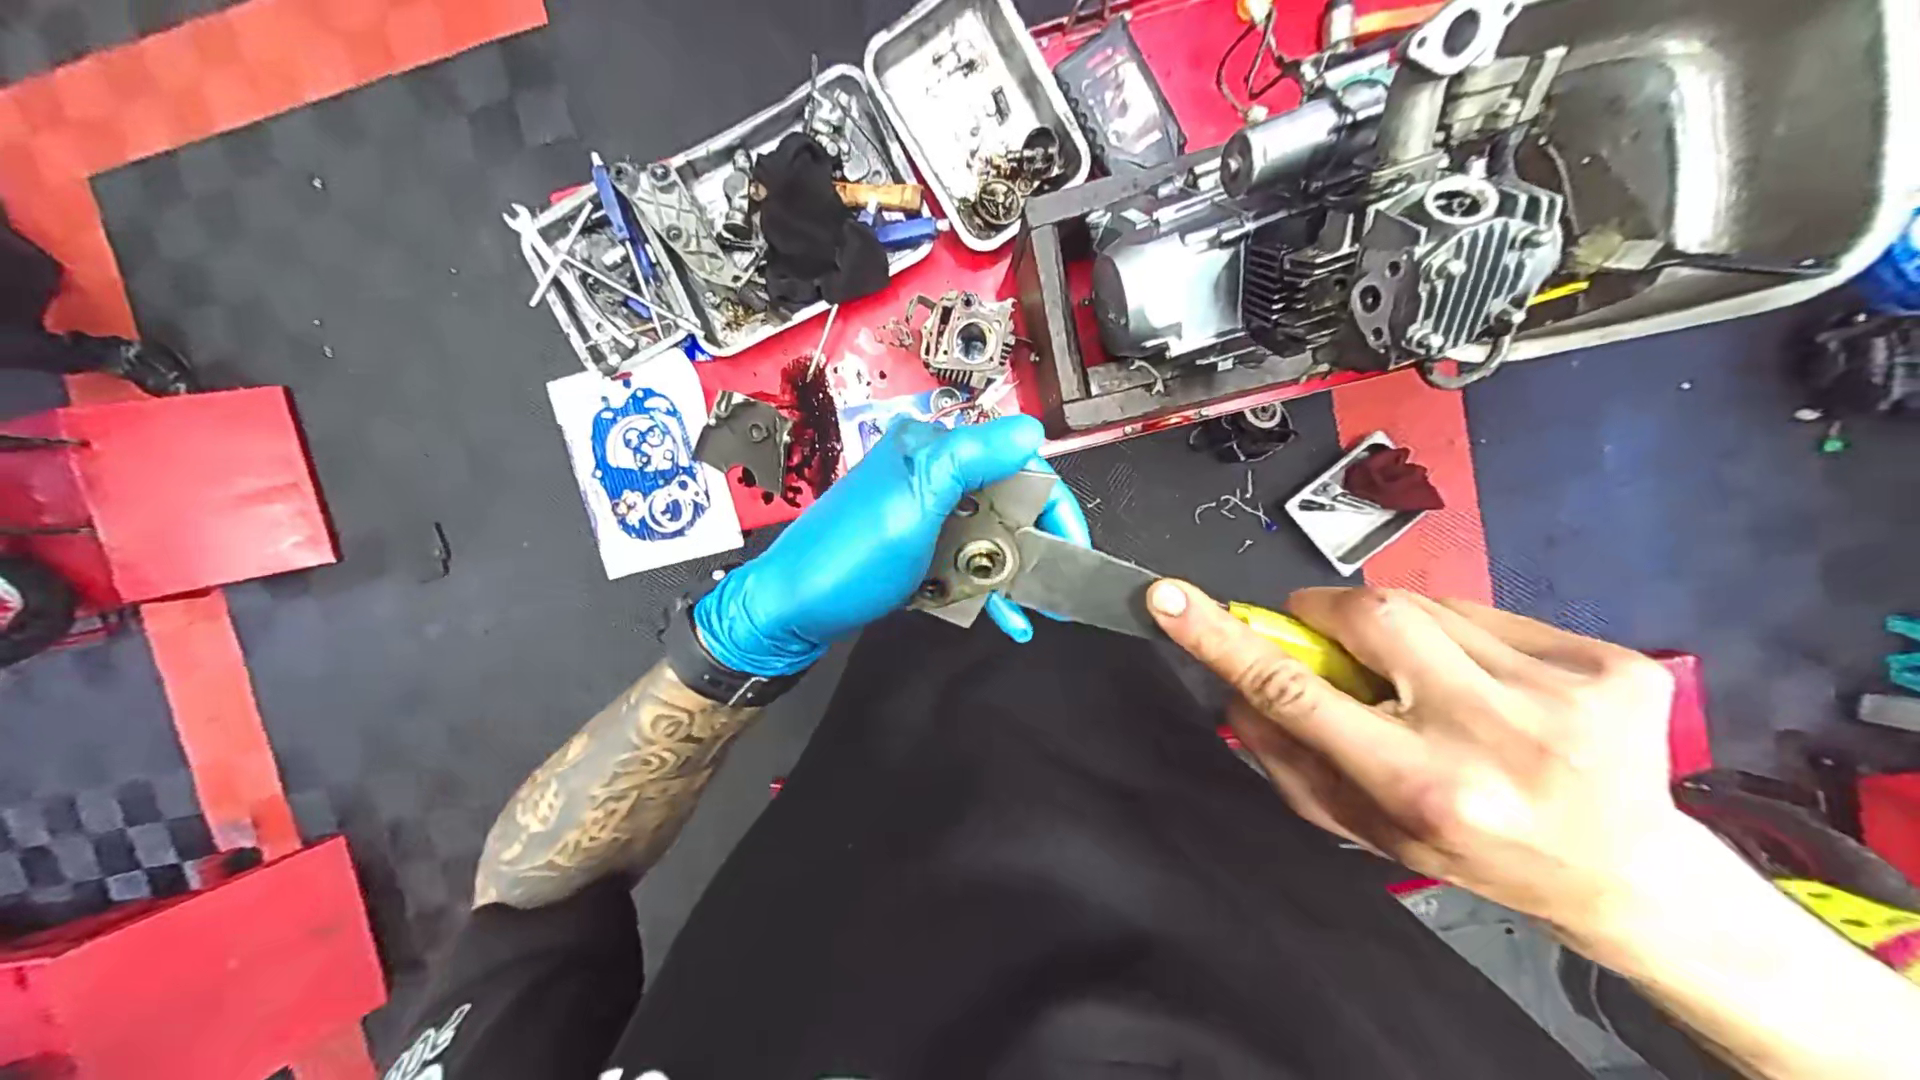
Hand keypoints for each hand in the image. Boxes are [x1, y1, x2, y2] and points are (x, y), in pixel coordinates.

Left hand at [695, 417, 1088, 676]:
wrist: (790, 610)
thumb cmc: (841, 560)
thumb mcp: (914, 504)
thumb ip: (972, 459)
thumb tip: (1027, 428)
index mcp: (931, 451)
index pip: (1017, 462)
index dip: (1051, 505)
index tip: (1069, 546)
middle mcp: (931, 472)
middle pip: (1009, 501)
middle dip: (1034, 546)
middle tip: (1051, 585)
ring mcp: (926, 508)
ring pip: (992, 534)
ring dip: (1012, 573)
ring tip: (1025, 607)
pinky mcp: (921, 539)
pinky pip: (968, 556)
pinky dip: (986, 584)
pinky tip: (1003, 611)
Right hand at [1148, 581, 1695, 934]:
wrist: (1627, 871)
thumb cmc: (1469, 850)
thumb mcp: (1359, 823)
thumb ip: (1284, 753)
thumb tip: (1233, 685)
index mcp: (1422, 787)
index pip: (1294, 693)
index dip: (1223, 638)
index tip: (1171, 597)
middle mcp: (1494, 735)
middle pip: (1370, 615)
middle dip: (1329, 612)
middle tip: (1324, 636)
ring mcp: (1566, 692)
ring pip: (1425, 603)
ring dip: (1395, 627)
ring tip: (1421, 676)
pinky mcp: (1613, 662)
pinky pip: (1483, 610)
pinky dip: (1453, 631)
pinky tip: (1482, 678)